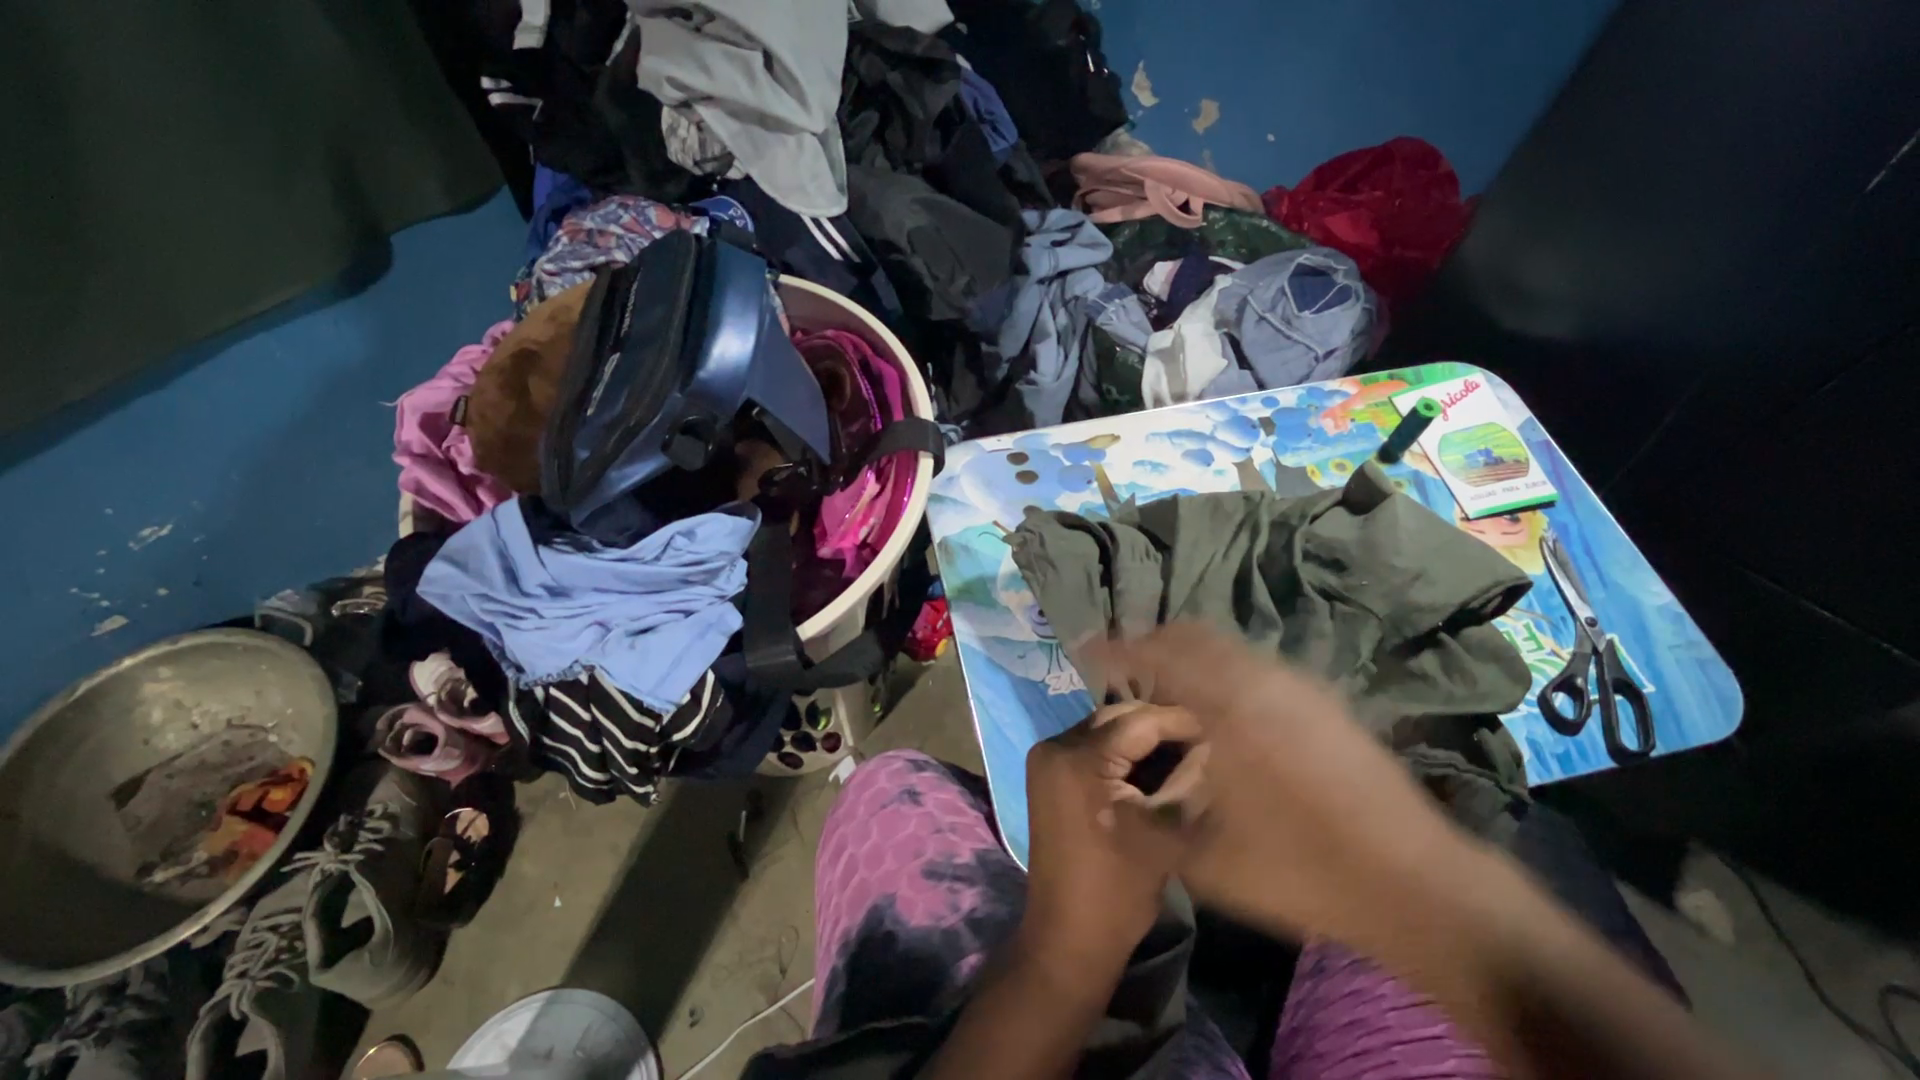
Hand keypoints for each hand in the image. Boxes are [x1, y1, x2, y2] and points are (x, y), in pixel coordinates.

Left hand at [1020, 703, 1202, 971]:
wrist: (1069, 932)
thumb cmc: (1120, 887)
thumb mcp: (1166, 830)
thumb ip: (1188, 780)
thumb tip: (1206, 746)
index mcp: (1079, 758)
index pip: (1140, 721)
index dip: (1181, 723)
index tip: (1216, 732)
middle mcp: (1055, 746)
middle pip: (1118, 717)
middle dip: (1159, 727)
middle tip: (1200, 744)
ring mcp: (1046, 760)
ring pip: (1104, 729)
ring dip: (1140, 738)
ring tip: (1180, 754)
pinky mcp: (1047, 775)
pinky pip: (1090, 747)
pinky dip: (1119, 752)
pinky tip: (1149, 768)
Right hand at [1092, 623, 1481, 948]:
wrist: (1415, 884)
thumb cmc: (1301, 873)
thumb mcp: (1206, 862)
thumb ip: (1144, 829)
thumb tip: (1099, 807)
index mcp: (1229, 709)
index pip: (1157, 655)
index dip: (1115, 649)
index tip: (1084, 651)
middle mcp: (1264, 682)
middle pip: (1194, 636)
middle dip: (1151, 644)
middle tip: (1121, 670)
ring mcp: (1302, 690)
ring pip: (1230, 650)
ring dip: (1190, 659)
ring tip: (1164, 693)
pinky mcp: (1326, 706)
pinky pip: (1258, 669)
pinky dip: (1223, 674)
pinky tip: (1220, 719)